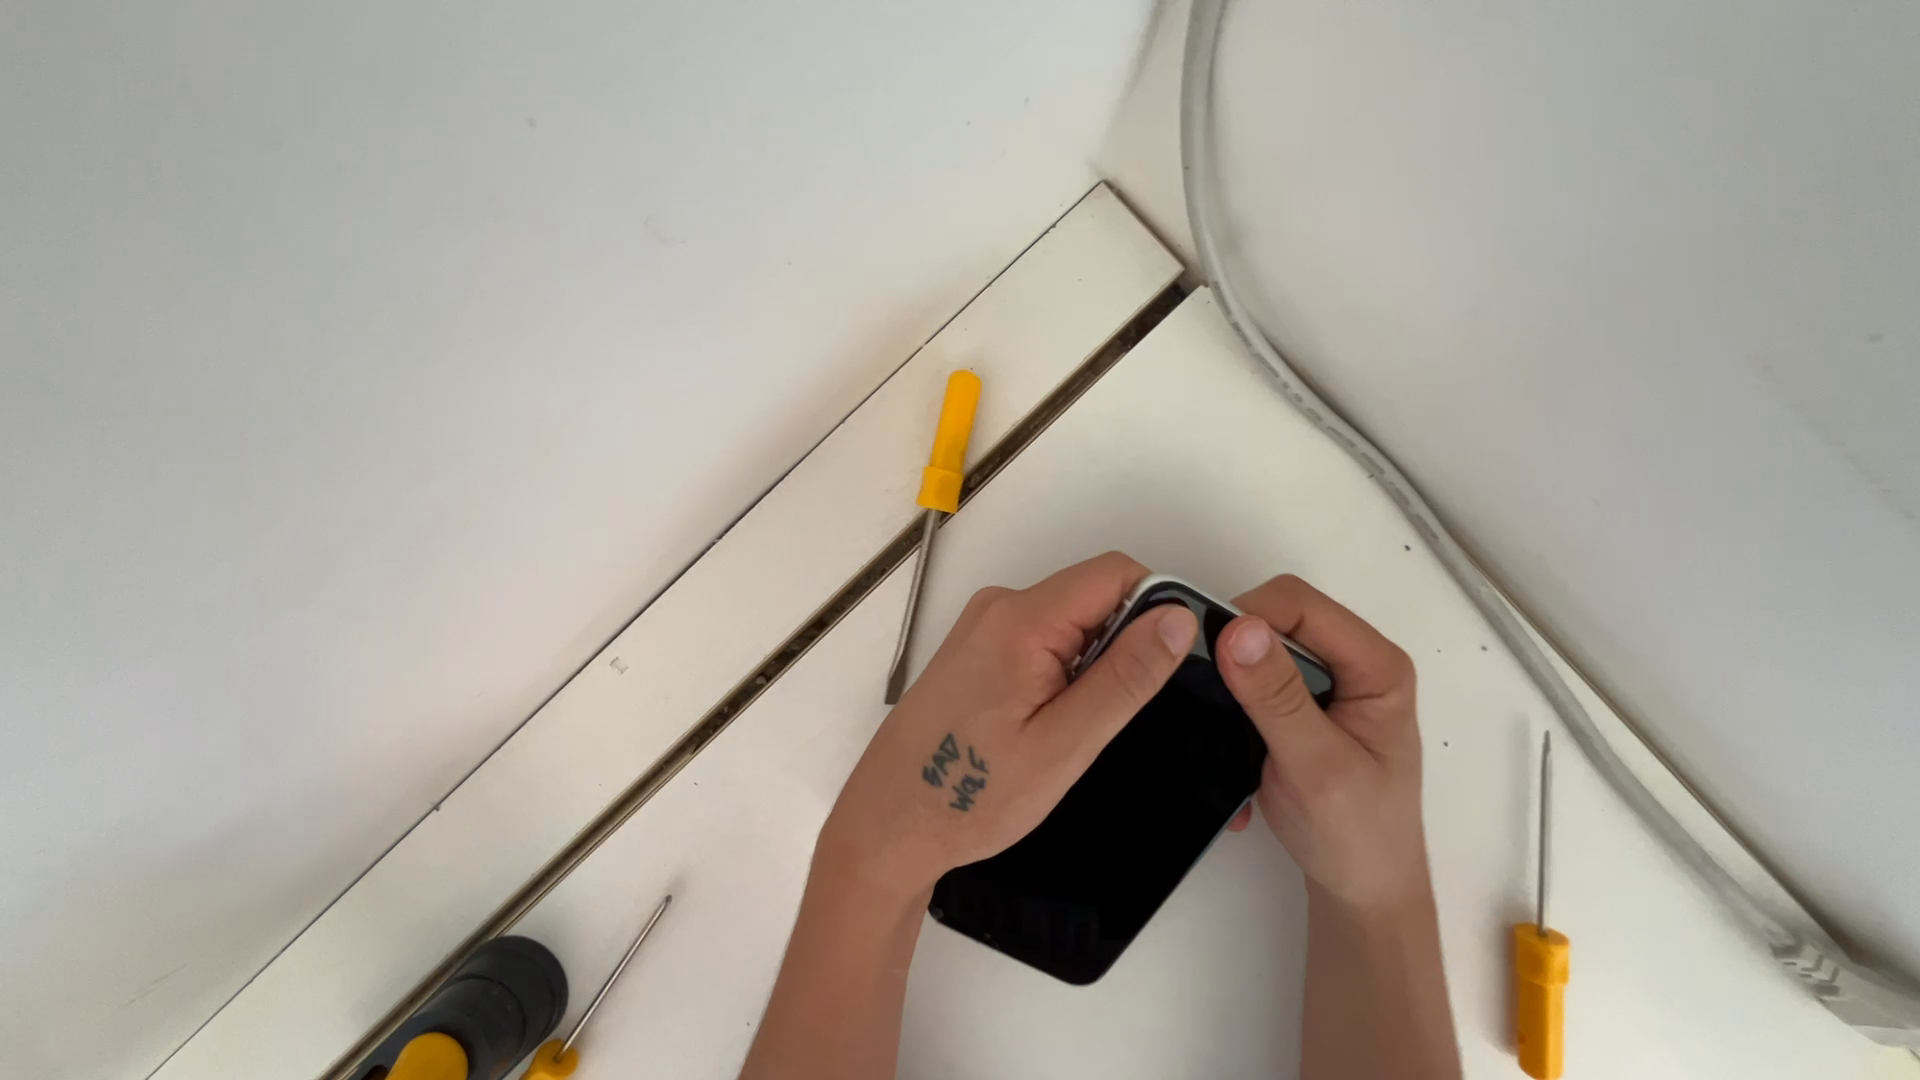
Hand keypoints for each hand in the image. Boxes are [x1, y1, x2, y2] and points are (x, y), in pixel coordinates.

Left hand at [816, 552, 1198, 899]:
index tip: (1170, 661)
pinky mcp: (976, 647)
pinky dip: (1062, 666)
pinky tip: (1048, 718)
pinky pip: (1039, 635)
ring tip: (1078, 723)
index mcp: (1021, 619)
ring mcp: (982, 625)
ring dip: (1092, 658)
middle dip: (1124, 640)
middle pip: (1091, 593)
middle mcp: (998, 606)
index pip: (1115, 573)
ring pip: (1068, 618)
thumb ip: (1125, 677)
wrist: (890, 821)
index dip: (1157, 605)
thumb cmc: (973, 794)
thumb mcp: (1064, 743)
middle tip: (1117, 711)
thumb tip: (1178, 618)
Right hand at [1218, 575, 1428, 911]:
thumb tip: (1239, 630)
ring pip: (1258, 643)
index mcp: (1375, 666)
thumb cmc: (1355, 834)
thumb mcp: (1315, 766)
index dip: (1248, 617)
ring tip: (1214, 712)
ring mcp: (1325, 682)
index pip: (1299, 605)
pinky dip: (1231, 693)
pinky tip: (1224, 728)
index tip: (1209, 655)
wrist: (1361, 888)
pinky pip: (1252, 673)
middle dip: (1234, 644)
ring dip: (1229, 671)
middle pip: (1277, 616)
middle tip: (1207, 688)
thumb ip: (1277, 698)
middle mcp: (1352, 662)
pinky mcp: (1299, 702)